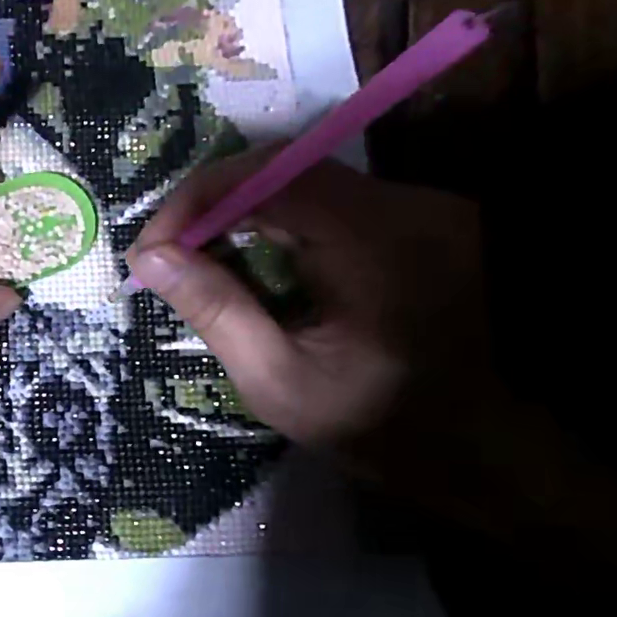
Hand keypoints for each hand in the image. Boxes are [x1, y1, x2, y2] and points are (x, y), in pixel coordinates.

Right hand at [127, 151, 488, 452]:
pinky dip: (272, 223)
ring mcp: (416, 209)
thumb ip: (214, 309)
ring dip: (237, 212)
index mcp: (377, 243)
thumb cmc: (369, 423)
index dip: (202, 196)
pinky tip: (244, 259)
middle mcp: (405, 207)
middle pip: (287, 169)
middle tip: (162, 252)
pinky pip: (324, 203)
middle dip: (212, 204)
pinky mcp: (412, 221)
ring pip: (301, 182)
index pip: (275, 175)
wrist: (468, 447)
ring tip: (192, 257)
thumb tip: (148, 256)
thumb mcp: (274, 378)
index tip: (152, 245)